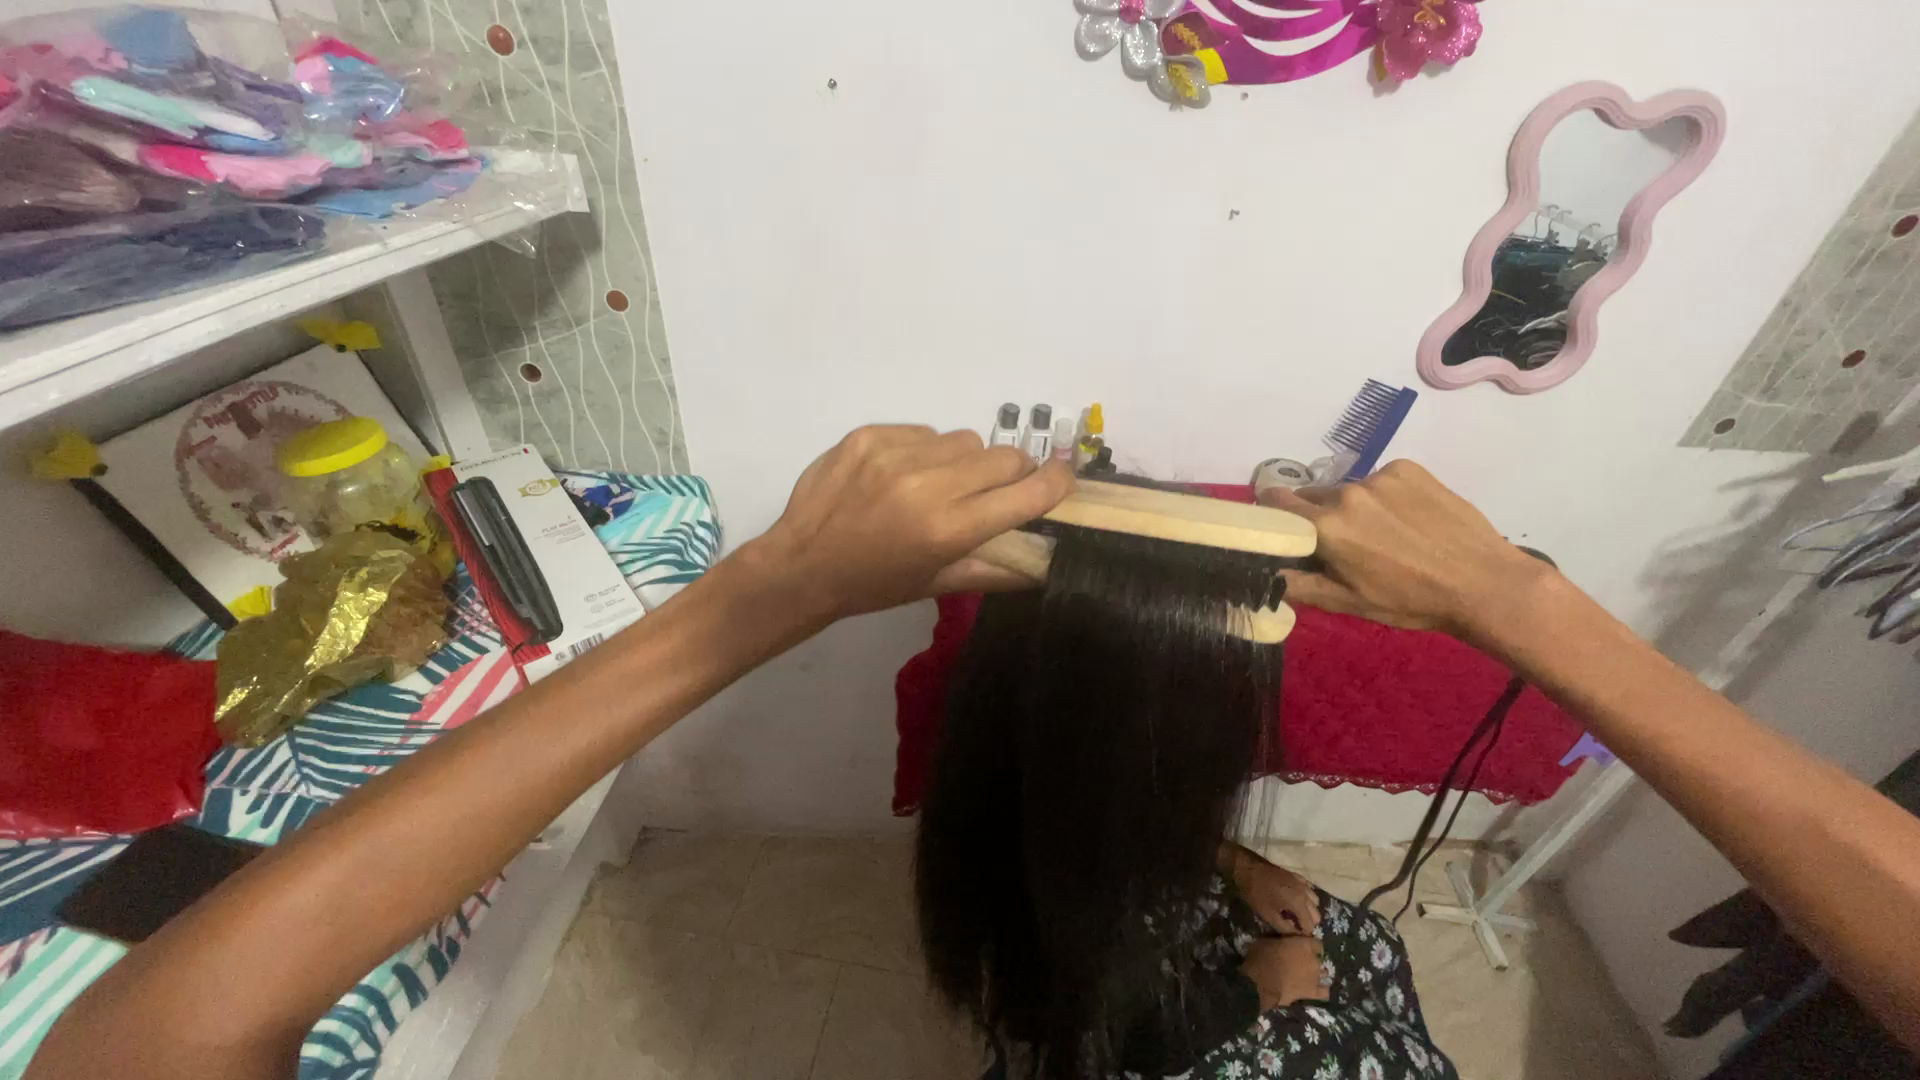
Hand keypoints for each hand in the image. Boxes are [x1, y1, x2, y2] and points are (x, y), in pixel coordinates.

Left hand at [745, 425, 1074, 623]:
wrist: (801, 565)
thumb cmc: (874, 585)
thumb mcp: (937, 585)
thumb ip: (997, 570)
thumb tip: (1046, 563)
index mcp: (948, 529)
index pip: (1028, 493)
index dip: (1056, 483)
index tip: (1062, 481)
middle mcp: (927, 484)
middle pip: (1004, 456)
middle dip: (1010, 473)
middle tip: (991, 492)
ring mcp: (896, 453)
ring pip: (965, 439)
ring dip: (965, 461)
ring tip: (937, 486)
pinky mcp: (869, 434)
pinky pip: (925, 431)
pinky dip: (925, 451)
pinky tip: (901, 475)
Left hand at [1222, 845, 1318, 936]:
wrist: (1248, 869)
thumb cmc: (1257, 893)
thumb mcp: (1268, 915)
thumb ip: (1285, 928)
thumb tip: (1297, 934)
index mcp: (1299, 903)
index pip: (1310, 925)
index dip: (1303, 933)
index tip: (1295, 935)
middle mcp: (1305, 893)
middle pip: (1316, 914)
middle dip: (1308, 922)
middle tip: (1295, 924)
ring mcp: (1302, 882)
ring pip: (1315, 901)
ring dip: (1309, 909)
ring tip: (1296, 912)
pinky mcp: (1296, 875)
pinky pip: (1309, 889)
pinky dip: (1306, 896)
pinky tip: (1296, 898)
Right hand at [1240, 937, 1329, 1011]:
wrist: (1261, 982)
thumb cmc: (1262, 957)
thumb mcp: (1268, 941)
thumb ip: (1282, 941)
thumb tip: (1283, 942)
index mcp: (1304, 944)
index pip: (1316, 943)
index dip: (1309, 945)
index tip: (1301, 946)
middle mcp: (1314, 960)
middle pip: (1319, 958)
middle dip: (1311, 959)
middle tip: (1298, 961)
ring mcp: (1316, 978)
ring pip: (1323, 973)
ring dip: (1315, 973)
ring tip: (1305, 975)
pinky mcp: (1313, 993)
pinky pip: (1325, 992)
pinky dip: (1321, 989)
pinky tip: (1314, 988)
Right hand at [1258, 461, 1555, 640]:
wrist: (1485, 583)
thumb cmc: (1410, 600)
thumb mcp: (1347, 603)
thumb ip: (1297, 585)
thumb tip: (1264, 573)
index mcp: (1326, 527)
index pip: (1275, 502)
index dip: (1271, 513)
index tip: (1279, 527)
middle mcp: (1346, 493)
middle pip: (1312, 496)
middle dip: (1316, 516)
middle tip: (1340, 542)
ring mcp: (1379, 477)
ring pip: (1347, 489)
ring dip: (1351, 506)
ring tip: (1382, 533)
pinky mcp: (1408, 468)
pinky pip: (1379, 479)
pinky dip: (1383, 496)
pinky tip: (1406, 519)